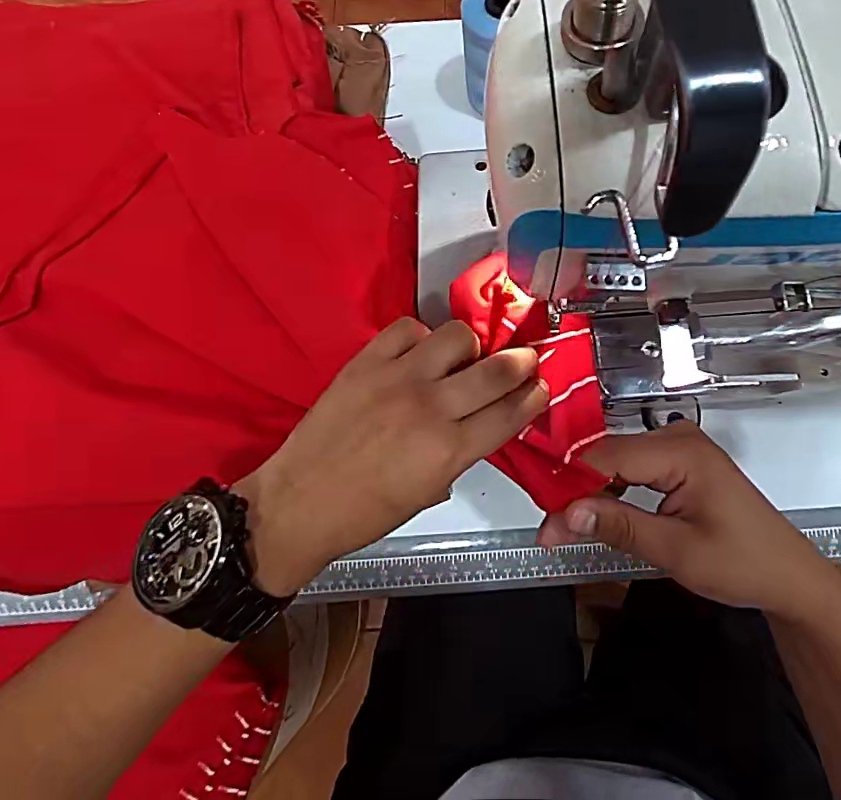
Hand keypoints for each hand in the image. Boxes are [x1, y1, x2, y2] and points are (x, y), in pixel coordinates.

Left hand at [234, 318, 545, 595]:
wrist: (299, 504)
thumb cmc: (367, 512)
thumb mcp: (432, 491)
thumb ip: (465, 450)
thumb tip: (487, 418)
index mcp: (450, 451)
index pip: (511, 411)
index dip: (535, 395)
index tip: (541, 385)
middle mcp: (430, 409)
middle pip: (496, 369)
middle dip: (521, 362)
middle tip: (523, 361)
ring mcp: (397, 380)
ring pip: (457, 336)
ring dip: (469, 346)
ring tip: (461, 359)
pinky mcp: (365, 363)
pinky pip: (408, 329)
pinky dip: (420, 337)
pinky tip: (418, 354)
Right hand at [535, 422, 840, 619]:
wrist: (788, 576)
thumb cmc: (747, 563)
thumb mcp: (676, 551)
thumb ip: (619, 526)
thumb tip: (571, 513)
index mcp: (683, 452)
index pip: (607, 455)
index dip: (570, 483)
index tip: (544, 512)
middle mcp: (680, 440)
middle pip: (609, 454)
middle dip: (576, 489)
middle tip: (551, 526)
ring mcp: (680, 448)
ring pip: (617, 461)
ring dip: (591, 491)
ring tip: (567, 524)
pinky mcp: (680, 463)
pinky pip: (634, 467)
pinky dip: (612, 491)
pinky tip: (597, 512)